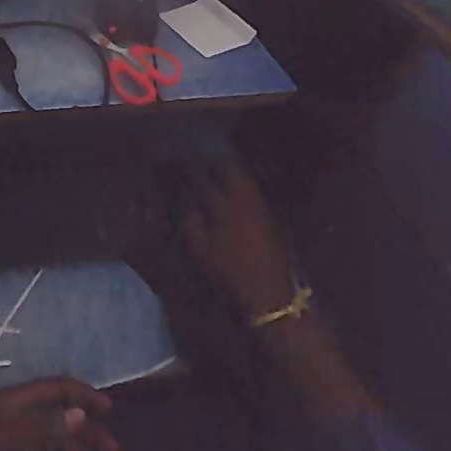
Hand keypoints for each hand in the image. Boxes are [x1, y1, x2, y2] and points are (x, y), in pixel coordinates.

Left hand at [0, 378, 119, 450]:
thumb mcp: (10, 437)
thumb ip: (47, 426)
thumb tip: (83, 413)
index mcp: (17, 402)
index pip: (56, 389)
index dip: (82, 394)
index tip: (109, 408)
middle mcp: (20, 420)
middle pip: (60, 419)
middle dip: (88, 432)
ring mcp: (17, 447)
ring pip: (57, 447)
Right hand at [179, 162, 297, 314]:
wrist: (270, 295)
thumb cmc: (230, 273)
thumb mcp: (201, 249)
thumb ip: (191, 220)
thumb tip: (185, 199)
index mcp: (224, 207)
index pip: (203, 179)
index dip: (191, 168)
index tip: (181, 158)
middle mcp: (244, 201)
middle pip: (230, 170)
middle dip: (214, 160)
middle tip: (201, 156)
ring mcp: (260, 207)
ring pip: (244, 178)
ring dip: (230, 169)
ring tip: (216, 164)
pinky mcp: (270, 217)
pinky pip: (252, 190)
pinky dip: (240, 181)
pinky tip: (233, 184)